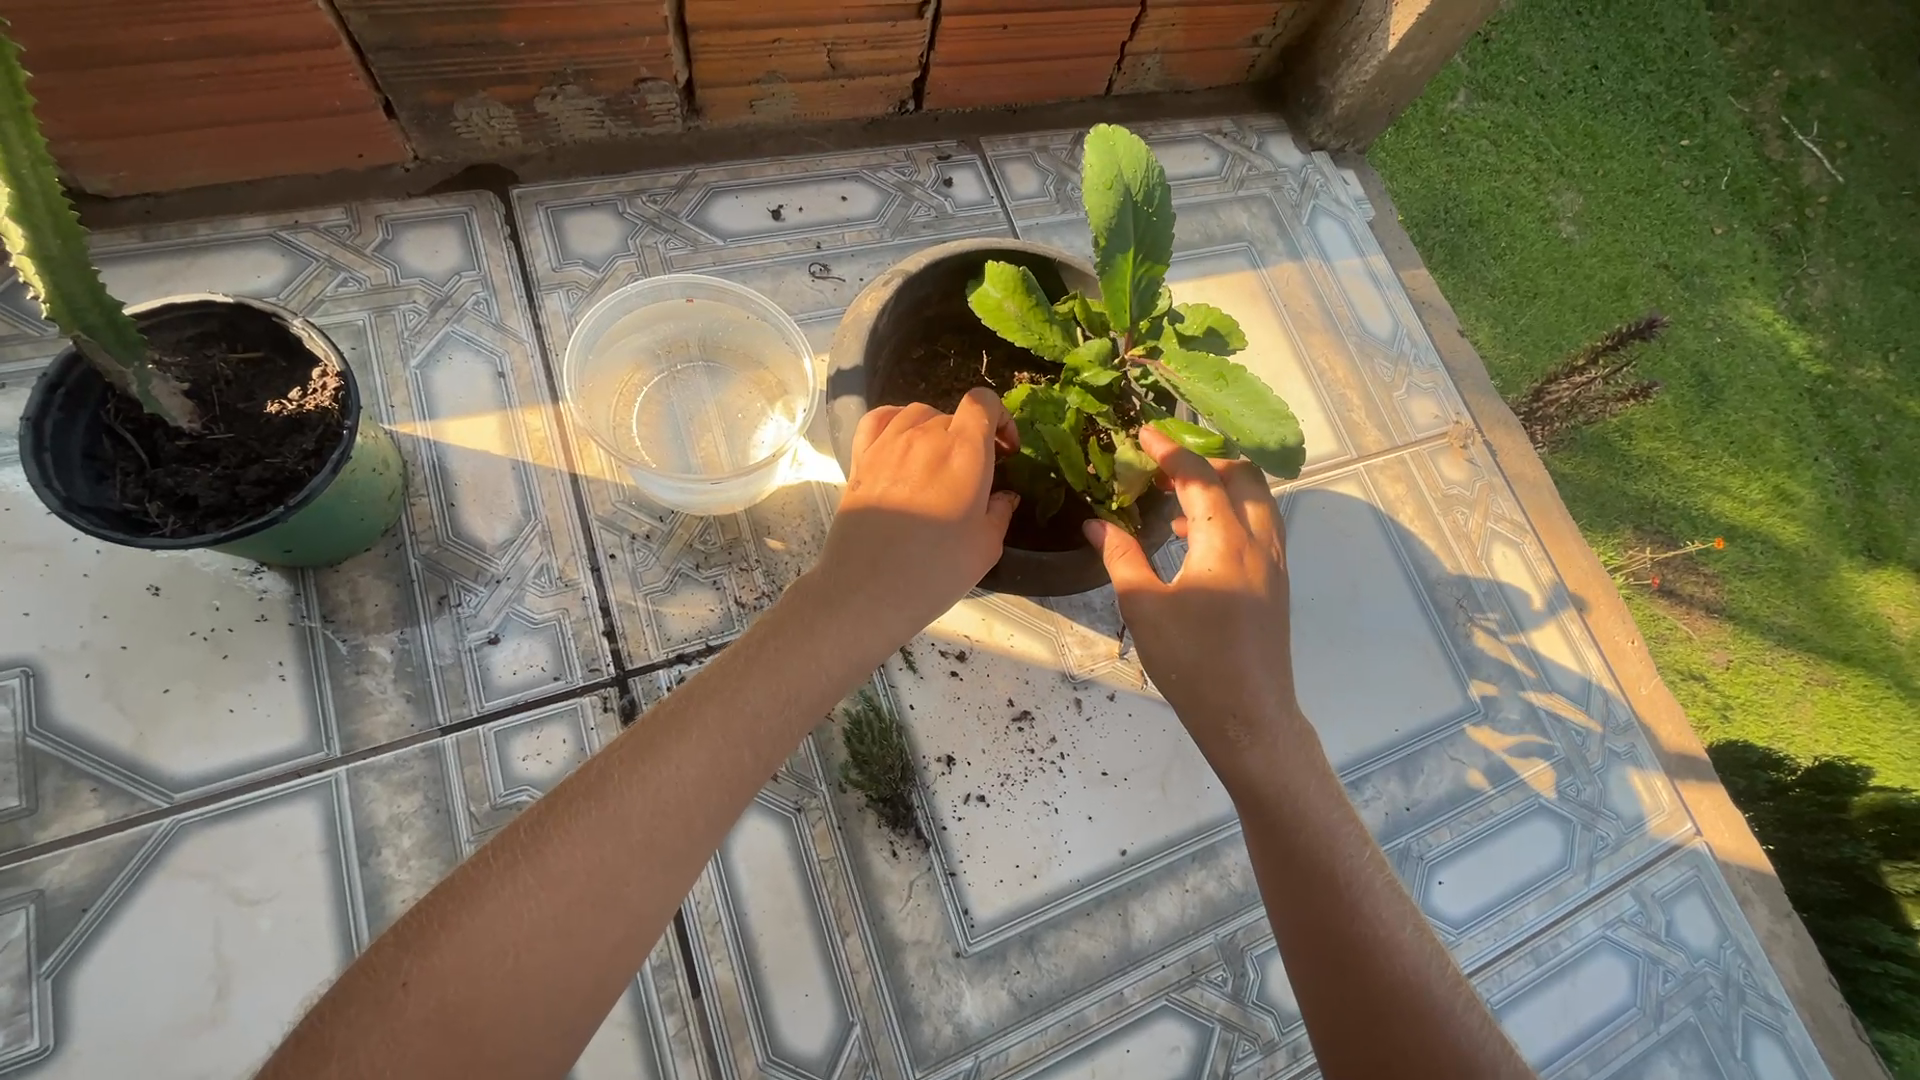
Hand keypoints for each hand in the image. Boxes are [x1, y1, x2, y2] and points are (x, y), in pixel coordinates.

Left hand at [811, 388, 1019, 649]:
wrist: (868, 589)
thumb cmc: (936, 570)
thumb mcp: (985, 547)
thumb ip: (1000, 513)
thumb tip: (1005, 496)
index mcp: (966, 451)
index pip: (984, 403)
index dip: (1000, 419)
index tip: (1005, 450)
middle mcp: (926, 435)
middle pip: (953, 414)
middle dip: (969, 437)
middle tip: (974, 473)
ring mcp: (888, 444)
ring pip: (918, 414)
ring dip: (935, 430)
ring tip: (938, 462)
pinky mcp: (861, 459)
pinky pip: (879, 420)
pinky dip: (896, 422)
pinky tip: (902, 443)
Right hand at [1084, 427, 1310, 786]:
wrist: (1247, 715)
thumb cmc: (1191, 662)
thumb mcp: (1144, 607)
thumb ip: (1121, 556)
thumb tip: (1097, 522)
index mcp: (1225, 542)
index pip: (1200, 476)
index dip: (1170, 450)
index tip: (1143, 434)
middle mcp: (1259, 542)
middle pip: (1244, 475)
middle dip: (1206, 458)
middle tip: (1165, 466)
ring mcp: (1275, 562)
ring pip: (1260, 499)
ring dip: (1224, 484)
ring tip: (1179, 496)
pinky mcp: (1277, 582)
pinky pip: (1262, 525)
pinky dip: (1235, 511)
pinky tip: (1198, 537)